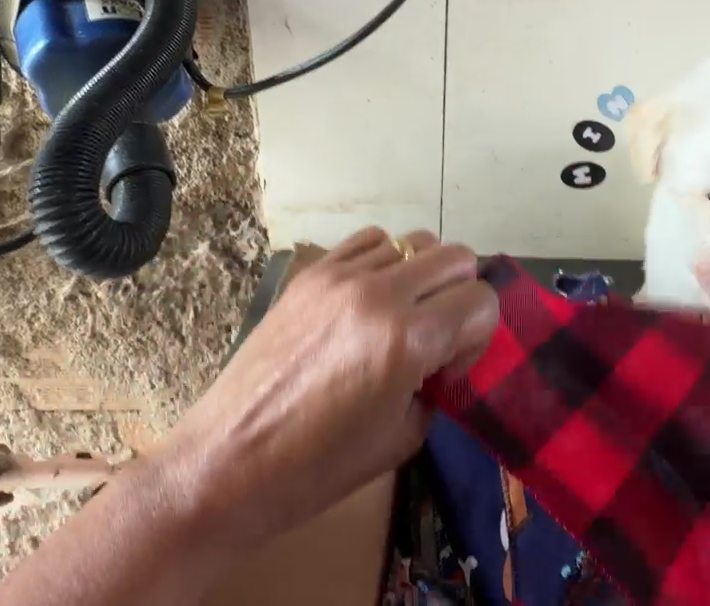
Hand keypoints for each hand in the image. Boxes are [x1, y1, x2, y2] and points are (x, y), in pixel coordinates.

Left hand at [151, 228, 497, 546]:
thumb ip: (440, 380)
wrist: (228, 461)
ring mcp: (341, 277)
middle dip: (459, 295)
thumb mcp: (406, 435)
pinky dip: (385, 262)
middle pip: (456, 257)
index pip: (481, 300)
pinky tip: (369, 299)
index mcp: (408, 340)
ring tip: (399, 315)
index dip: (478, 334)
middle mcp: (380, 294)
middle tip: (435, 335)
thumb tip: (447, 350)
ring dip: (422, 275)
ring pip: (415, 241)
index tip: (449, 366)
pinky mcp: (312, 273)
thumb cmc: (320, 467)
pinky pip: (371, 241)